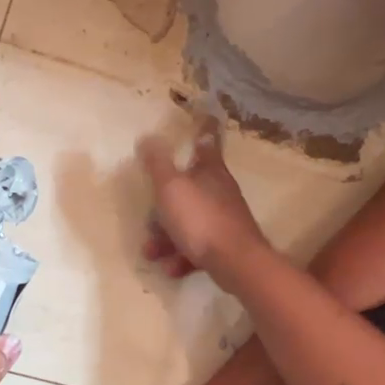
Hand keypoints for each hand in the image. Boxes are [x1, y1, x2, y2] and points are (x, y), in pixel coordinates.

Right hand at [137, 119, 268, 281]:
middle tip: (149, 222)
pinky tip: (172, 268)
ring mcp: (225, 220)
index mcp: (210, 172)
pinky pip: (198, 248)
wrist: (235, 263)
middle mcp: (220, 192)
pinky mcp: (226, 247)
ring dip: (167, 238)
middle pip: (189, 190)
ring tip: (152, 253)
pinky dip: (182, 257)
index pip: (206, 143)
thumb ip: (157, 164)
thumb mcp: (171, 188)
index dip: (203, 130)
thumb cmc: (201, 219)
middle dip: (164, 207)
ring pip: (189, 223)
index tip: (207, 116)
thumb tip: (148, 137)